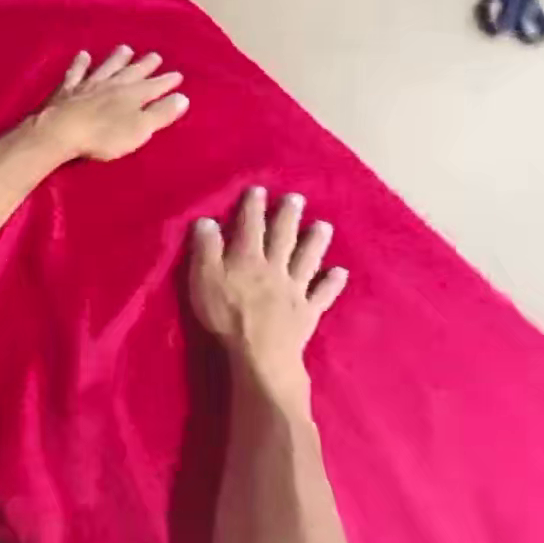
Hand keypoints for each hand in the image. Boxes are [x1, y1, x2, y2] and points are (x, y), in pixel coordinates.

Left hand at [31, 46, 188, 161]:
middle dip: (145, 64)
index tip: (177, 75)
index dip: (167, 81)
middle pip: (132, 72)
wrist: (59, 131)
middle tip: (155, 55)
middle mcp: (112, 84)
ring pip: (106, 66)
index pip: (155, 86)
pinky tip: (82, 55)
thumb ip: (160, 113)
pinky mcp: (66, 90)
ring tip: (125, 48)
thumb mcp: (139, 129)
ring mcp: (88, 84)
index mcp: (133, 95)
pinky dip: (80, 63)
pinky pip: (75, 72)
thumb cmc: (103, 135)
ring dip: (116, 58)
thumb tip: (183, 98)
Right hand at [189, 187, 347, 402]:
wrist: (260, 352)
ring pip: (306, 259)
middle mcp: (274, 267)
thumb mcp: (203, 278)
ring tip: (323, 225)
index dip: (252, 207)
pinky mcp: (307, 311)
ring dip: (315, 242)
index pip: (249, 227)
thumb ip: (206, 248)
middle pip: (282, 237)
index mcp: (246, 258)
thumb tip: (207, 220)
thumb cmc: (224, 314)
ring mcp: (294, 289)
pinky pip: (322, 293)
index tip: (258, 190)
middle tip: (295, 198)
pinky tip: (340, 272)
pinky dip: (332, 282)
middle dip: (287, 216)